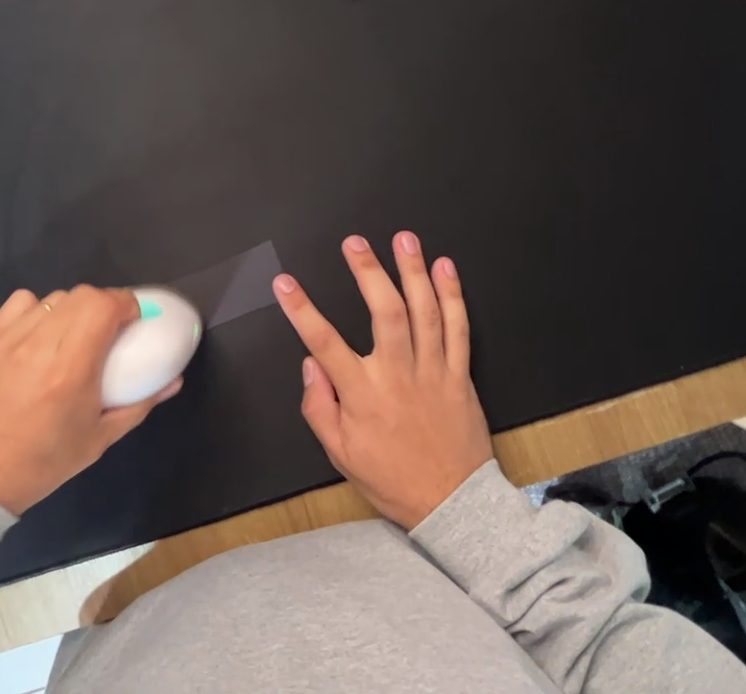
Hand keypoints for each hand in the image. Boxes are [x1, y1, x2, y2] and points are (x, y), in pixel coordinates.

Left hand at [0, 285, 180, 514]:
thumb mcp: (98, 439)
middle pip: (82, 294)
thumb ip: (139, 404)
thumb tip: (173, 381)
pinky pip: (22, 303)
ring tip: (77, 336)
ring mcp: (9, 337)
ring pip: (54, 297)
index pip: (103, 306)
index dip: (127, 304)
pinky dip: (40, 310)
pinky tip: (42, 335)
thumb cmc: (41, 462)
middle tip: (113, 331)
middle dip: (106, 304)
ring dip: (75, 309)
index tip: (136, 321)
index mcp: (70, 369)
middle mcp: (39, 344)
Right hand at [274, 232, 493, 529]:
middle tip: (355, 243)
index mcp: (364, 395)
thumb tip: (311, 365)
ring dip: (413, 271)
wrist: (453, 506)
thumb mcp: (341, 454)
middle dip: (368, 271)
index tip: (284, 283)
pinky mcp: (460, 375)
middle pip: (385, 312)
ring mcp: (434, 372)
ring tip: (403, 239)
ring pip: (425, 312)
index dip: (301, 310)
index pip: (324, 343)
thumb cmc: (393, 479)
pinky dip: (453, 296)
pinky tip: (445, 269)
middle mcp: (398, 376)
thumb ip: (320, 407)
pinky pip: (459, 329)